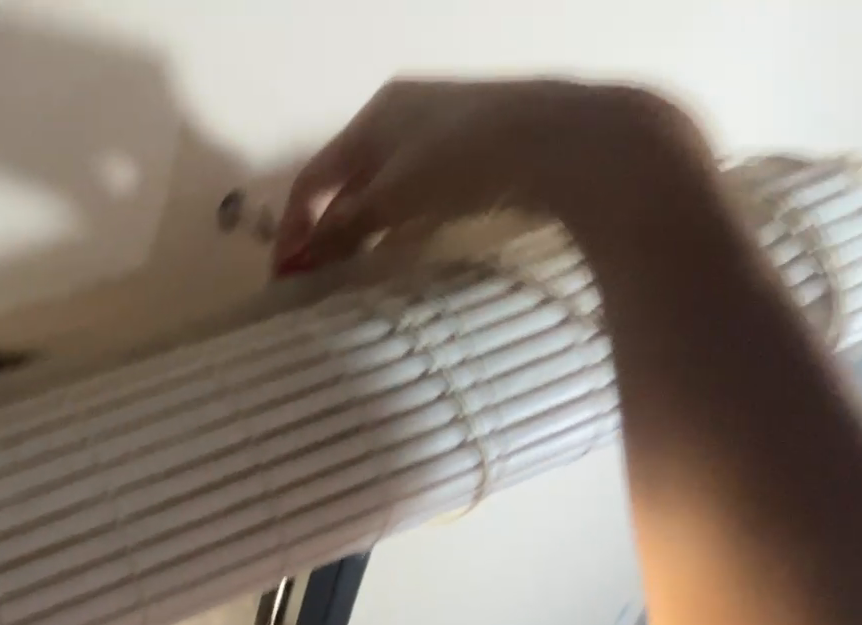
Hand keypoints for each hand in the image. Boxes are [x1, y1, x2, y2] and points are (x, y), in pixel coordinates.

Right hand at [274, 78, 717, 270]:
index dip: (292, 228)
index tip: (284, 272)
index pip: (312, 179)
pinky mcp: (481, 145)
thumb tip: (301, 260)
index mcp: (374, 115)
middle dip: (327, 231)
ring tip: (354, 269)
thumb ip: (341, 230)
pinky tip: (402, 249)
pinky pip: (420, 190)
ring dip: (362, 230)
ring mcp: (445, 127)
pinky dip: (400, 222)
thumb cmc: (466, 160)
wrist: (577, 141)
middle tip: (317, 275)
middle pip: (346, 183)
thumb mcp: (392, 198)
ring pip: (383, 188)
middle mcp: (404, 113)